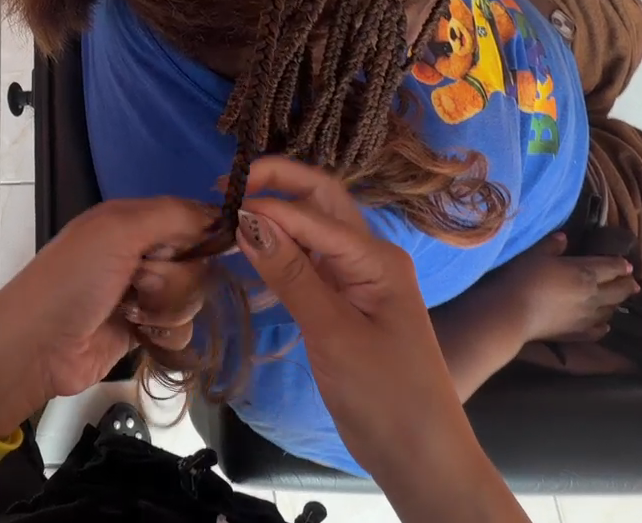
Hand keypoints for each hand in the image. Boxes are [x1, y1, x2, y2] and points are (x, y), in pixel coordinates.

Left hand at [0, 197, 213, 437]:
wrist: (39, 345)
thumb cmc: (75, 278)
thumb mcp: (119, 230)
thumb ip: (173, 215)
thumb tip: (221, 215)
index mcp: (132, 220)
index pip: (191, 218)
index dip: (203, 233)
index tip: (202, 249)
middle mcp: (140, 252)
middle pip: (197, 261)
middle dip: (175, 276)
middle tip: (140, 280)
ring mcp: (143, 293)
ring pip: (193, 297)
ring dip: (167, 307)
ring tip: (132, 310)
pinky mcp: (145, 330)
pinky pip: (182, 329)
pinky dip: (164, 333)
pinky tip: (138, 334)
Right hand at [230, 157, 471, 475]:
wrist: (420, 458)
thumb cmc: (384, 394)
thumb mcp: (332, 333)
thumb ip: (290, 273)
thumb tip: (246, 219)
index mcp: (375, 256)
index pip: (312, 213)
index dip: (266, 204)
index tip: (220, 206)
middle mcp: (367, 254)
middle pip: (319, 198)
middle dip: (276, 182)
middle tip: (226, 186)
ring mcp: (355, 275)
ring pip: (311, 224)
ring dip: (275, 210)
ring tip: (231, 209)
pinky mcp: (342, 297)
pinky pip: (307, 256)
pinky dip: (278, 244)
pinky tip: (251, 246)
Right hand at [481, 233, 636, 342]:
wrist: (514, 312)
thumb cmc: (522, 277)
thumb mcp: (534, 254)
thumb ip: (551, 245)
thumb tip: (565, 237)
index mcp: (584, 272)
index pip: (611, 267)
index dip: (621, 264)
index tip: (627, 264)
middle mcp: (594, 295)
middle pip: (619, 290)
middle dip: (627, 284)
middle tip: (632, 282)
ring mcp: (590, 317)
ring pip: (612, 309)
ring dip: (616, 303)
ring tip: (616, 299)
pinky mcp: (581, 333)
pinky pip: (600, 329)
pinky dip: (604, 324)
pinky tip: (603, 323)